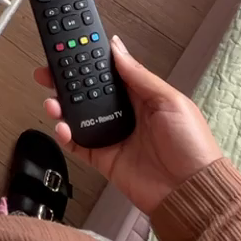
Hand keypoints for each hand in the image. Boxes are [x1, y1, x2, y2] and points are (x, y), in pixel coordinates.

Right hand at [33, 35, 222, 212]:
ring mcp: (110, 134)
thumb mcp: (170, 101)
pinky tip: (62, 127)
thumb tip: (117, 47)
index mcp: (137, 95)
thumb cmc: (192, 146)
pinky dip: (64, 134)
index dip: (87, 59)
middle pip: (84, 90)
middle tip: (47, 71)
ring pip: (76, 114)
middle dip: (63, 79)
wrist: (193, 194)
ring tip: (52, 102)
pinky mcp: (103, 158)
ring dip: (60, 105)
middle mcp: (121, 112)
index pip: (105, 71)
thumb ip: (139, 75)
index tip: (68, 46)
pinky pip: (77, 143)